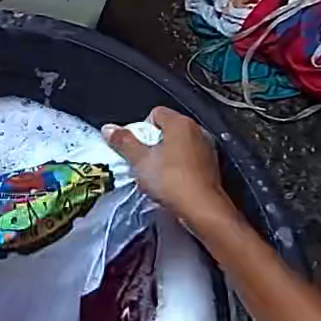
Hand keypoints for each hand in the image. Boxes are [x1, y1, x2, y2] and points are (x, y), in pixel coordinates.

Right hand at [104, 107, 241, 228]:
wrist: (201, 208)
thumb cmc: (170, 180)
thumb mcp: (139, 160)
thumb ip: (124, 142)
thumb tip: (108, 128)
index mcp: (180, 123)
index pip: (155, 113)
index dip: (141, 128)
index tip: (136, 147)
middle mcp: (197, 130)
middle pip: (167, 129)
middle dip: (153, 142)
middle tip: (143, 161)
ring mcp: (207, 148)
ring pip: (179, 144)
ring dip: (166, 155)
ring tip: (156, 173)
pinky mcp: (211, 165)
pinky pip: (189, 159)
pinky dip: (178, 166)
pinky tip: (171, 181)